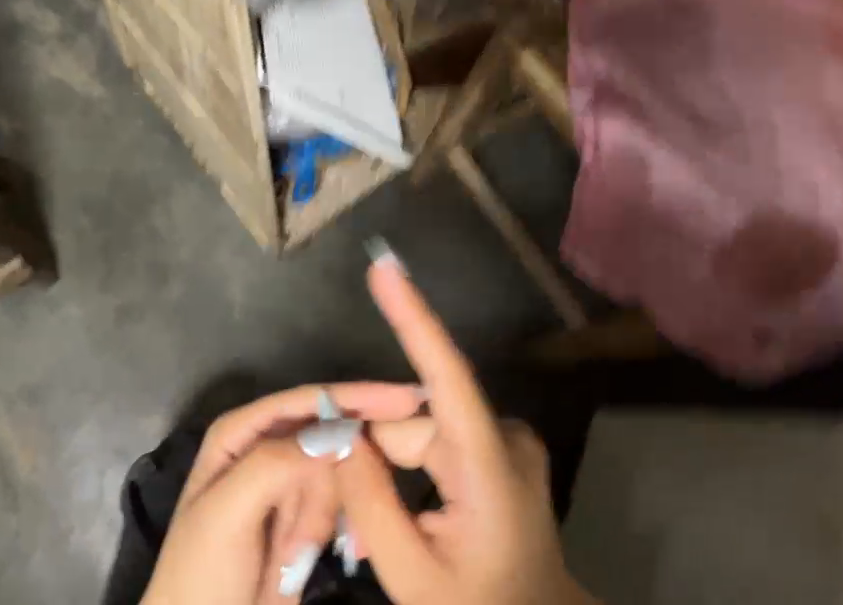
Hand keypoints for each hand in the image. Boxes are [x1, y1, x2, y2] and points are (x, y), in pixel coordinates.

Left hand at [144, 383, 426, 604]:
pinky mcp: (304, 523)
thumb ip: (274, 466)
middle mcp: (265, 449)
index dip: (354, 396)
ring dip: (321, 521)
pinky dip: (335, 534)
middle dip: (330, 486)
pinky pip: (339, 511)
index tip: (408, 399)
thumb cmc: (204, 568)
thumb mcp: (228, 512)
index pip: (304, 401)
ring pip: (337, 480)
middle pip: (327, 441)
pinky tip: (304, 559)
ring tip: (286, 555)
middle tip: (300, 537)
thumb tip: (332, 430)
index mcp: (240, 432)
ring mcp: (286, 488)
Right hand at [337, 246, 596, 604]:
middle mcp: (504, 439)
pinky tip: (404, 518)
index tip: (385, 268)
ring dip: (386, 468)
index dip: (413, 319)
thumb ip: (365, 498)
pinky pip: (427, 438)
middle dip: (373, 457)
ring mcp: (503, 441)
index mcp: (489, 469)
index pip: (446, 378)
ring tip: (382, 535)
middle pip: (407, 420)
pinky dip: (404, 470)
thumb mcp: (410, 574)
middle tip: (357, 529)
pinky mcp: (496, 446)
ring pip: (412, 430)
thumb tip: (338, 431)